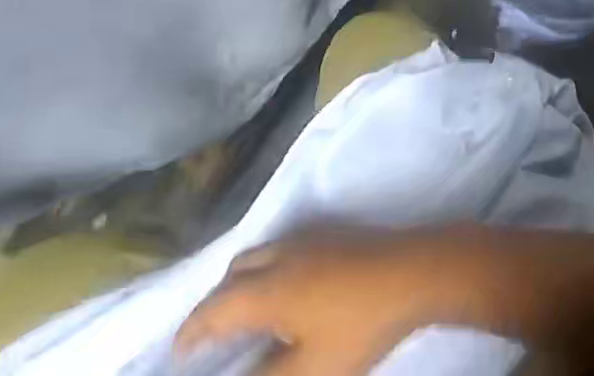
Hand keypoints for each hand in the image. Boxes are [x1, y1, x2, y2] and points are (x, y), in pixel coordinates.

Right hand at [176, 229, 467, 375]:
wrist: (413, 272)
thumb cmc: (360, 325)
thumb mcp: (311, 369)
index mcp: (269, 288)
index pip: (217, 307)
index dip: (194, 329)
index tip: (180, 349)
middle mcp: (282, 254)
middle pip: (236, 272)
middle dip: (217, 300)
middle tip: (210, 330)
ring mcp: (310, 237)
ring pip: (261, 253)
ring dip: (243, 279)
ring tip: (244, 308)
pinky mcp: (333, 232)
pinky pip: (284, 245)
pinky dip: (268, 265)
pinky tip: (286, 284)